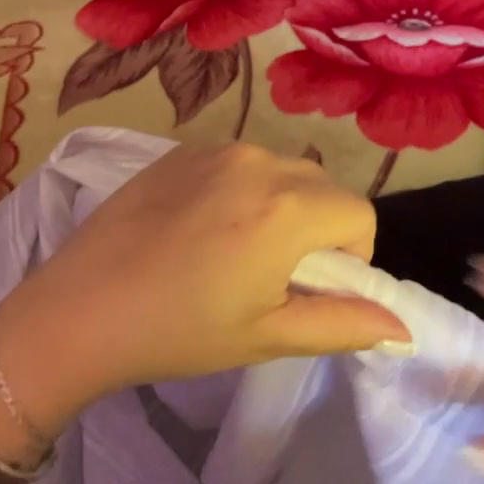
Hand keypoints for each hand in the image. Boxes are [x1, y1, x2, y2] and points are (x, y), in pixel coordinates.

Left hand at [0, 142, 411, 430]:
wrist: (81, 305)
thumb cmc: (180, 329)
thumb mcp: (268, 335)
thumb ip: (343, 323)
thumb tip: (402, 326)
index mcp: (286, 207)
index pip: (359, 212)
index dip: (350, 255)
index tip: (309, 286)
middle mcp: (258, 161)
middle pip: (323, 185)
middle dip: (318, 227)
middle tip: (272, 272)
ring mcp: (216, 148)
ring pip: (281, 169)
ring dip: (280, 204)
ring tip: (232, 248)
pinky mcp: (182, 148)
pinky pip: (239, 161)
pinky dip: (241, 188)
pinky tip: (200, 226)